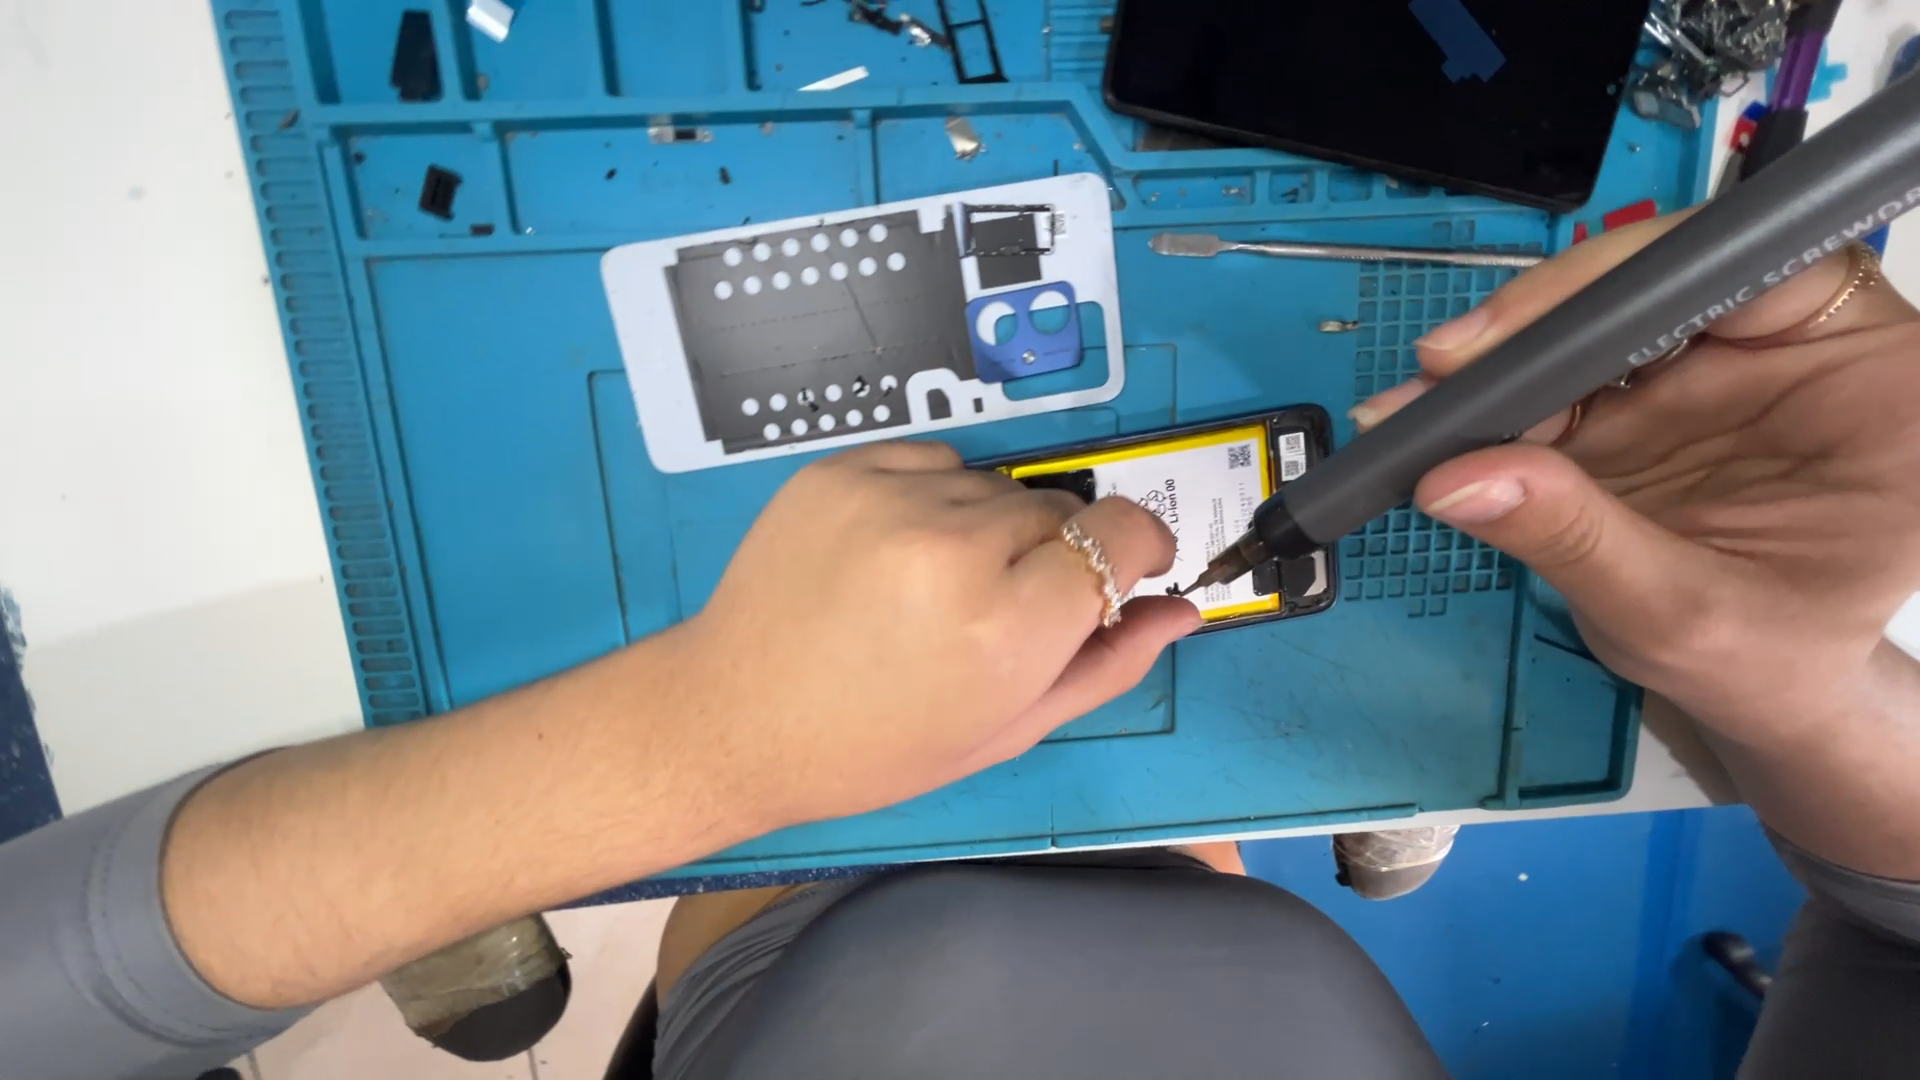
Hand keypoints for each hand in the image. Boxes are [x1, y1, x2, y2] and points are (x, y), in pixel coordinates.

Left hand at [668, 441, 1199, 827]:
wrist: (734, 716)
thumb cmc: (876, 747)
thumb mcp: (1004, 729)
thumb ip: (1106, 665)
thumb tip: (1180, 610)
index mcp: (1004, 628)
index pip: (1122, 535)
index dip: (1134, 552)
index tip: (1116, 575)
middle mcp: (952, 547)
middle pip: (1061, 509)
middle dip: (1054, 554)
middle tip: (998, 609)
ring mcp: (889, 498)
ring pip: (1000, 485)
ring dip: (994, 528)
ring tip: (936, 586)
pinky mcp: (841, 469)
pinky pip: (937, 462)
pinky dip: (939, 498)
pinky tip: (900, 550)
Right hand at [1353, 215, 1919, 745]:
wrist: (1736, 689)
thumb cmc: (1759, 657)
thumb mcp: (1675, 612)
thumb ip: (1574, 540)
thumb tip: (1454, 480)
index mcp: (1860, 385)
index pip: (1753, 276)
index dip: (1630, 283)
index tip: (1515, 333)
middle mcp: (1771, 367)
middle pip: (1644, 298)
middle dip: (1530, 330)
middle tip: (1437, 367)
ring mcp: (1683, 390)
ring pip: (1573, 343)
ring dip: (1482, 373)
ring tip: (1404, 410)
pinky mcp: (1615, 419)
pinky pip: (1534, 394)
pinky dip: (1472, 412)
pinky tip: (1418, 429)